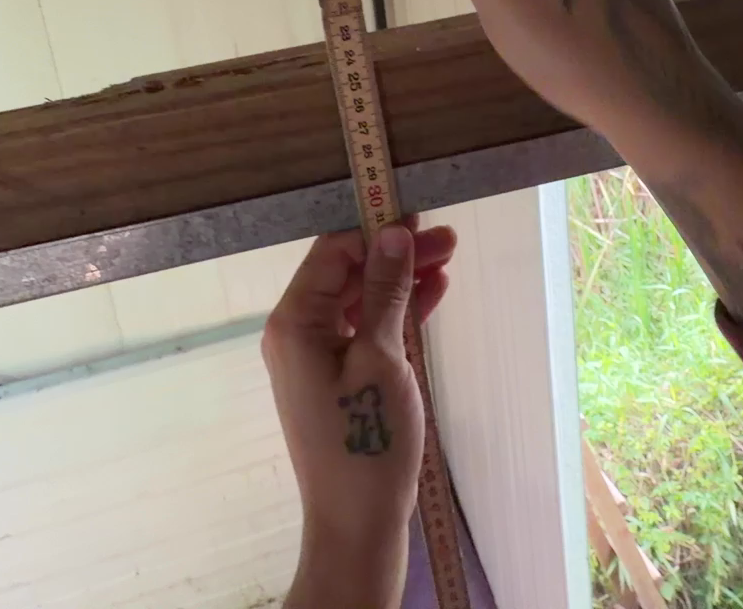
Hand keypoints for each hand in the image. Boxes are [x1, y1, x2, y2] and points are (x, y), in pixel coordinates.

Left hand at [263, 221, 455, 608]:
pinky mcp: (337, 375)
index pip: (331, 253)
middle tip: (447, 238)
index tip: (418, 218)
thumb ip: (385, 291)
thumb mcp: (381, 357)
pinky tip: (433, 293)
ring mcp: (316, 354)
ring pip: (360, 300)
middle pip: (348, 274)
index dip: (373, 231)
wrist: (358, 525)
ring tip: (447, 259)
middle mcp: (297, 330)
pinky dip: (397, 312)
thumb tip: (392, 233)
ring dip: (401, 280)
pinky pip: (365, 329)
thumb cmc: (367, 441)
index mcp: (294, 321)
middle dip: (395, 255)